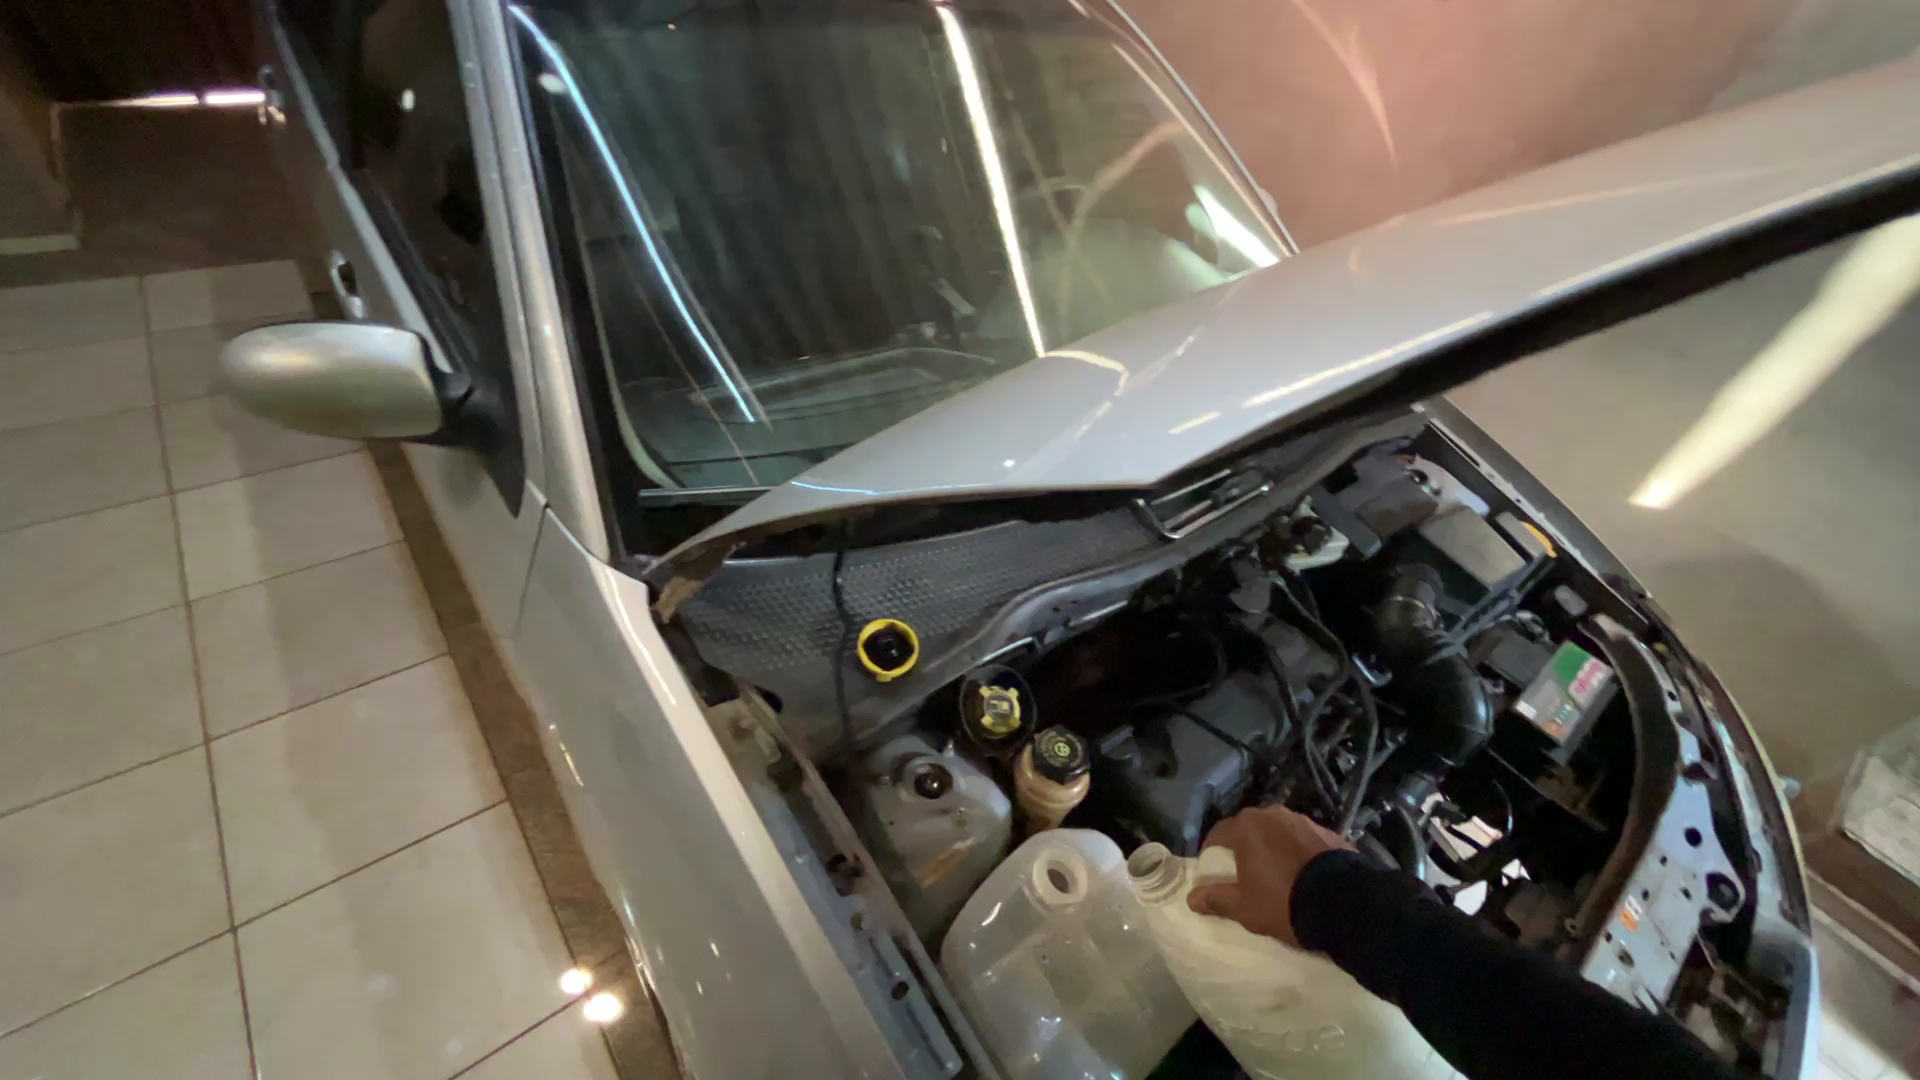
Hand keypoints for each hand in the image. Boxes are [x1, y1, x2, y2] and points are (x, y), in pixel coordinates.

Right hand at [1187, 805, 1353, 946]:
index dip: (1212, 853)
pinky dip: (1298, 853)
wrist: (1347, 905)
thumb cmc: (1284, 902)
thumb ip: (1216, 899)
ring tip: (1277, 874)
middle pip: (1249, 830)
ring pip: (1278, 833)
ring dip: (1273, 848)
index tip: (1213, 872)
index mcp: (1246, 826)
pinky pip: (1304, 841)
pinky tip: (1304, 875)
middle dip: (1244, 848)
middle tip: (1244, 873)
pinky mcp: (1329, 833)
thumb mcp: (1245, 907)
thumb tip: (1191, 898)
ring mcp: (1303, 821)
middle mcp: (1272, 815)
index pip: (1218, 834)